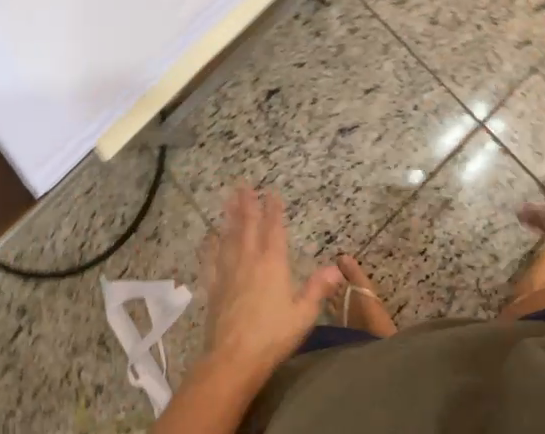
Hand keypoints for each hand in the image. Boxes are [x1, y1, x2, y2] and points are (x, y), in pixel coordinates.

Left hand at [200, 187, 343, 376]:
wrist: (233, 360)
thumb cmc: (273, 336)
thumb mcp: (303, 314)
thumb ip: (318, 288)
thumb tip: (336, 268)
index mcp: (272, 264)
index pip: (273, 229)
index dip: (273, 209)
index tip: (271, 192)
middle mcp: (249, 261)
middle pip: (246, 226)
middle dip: (246, 204)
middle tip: (242, 183)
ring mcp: (228, 273)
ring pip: (228, 237)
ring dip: (228, 217)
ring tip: (227, 199)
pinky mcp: (214, 288)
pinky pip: (211, 260)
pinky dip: (210, 246)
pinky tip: (208, 237)